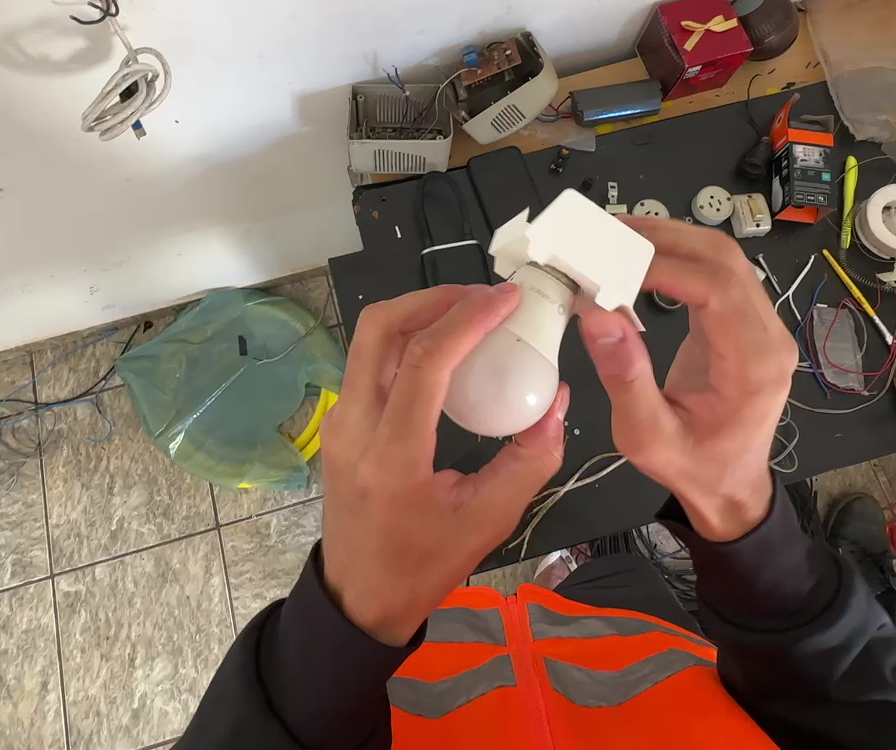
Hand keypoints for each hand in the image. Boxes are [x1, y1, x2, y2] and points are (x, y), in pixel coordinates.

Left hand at [318, 283, 569, 644]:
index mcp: (391, 455)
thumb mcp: (490, 520)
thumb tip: (557, 400)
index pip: (423, 362)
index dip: (467, 319)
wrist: (357, 598)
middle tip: (482, 296)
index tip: (507, 297)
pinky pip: (369, 358)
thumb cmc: (424, 565)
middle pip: (379, 328)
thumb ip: (530, 458)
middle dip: (433, 298)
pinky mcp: (338, 419)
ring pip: (368, 337)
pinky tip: (443, 347)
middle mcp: (353, 425)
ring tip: (467, 312)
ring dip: (417, 312)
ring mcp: (338, 419)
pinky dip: (405, 337)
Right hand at [577, 219, 794, 541]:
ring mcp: (761, 324)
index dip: (663, 266)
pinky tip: (639, 257)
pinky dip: (677, 255)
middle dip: (664, 236)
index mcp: (753, 364)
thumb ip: (624, 377)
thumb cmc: (692, 466)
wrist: (730, 486)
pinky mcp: (744, 321)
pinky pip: (716, 272)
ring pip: (722, 257)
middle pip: (724, 259)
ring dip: (670, 238)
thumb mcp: (646, 436)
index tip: (609, 263)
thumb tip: (597, 313)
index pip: (716, 288)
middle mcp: (767, 335)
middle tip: (605, 232)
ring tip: (616, 235)